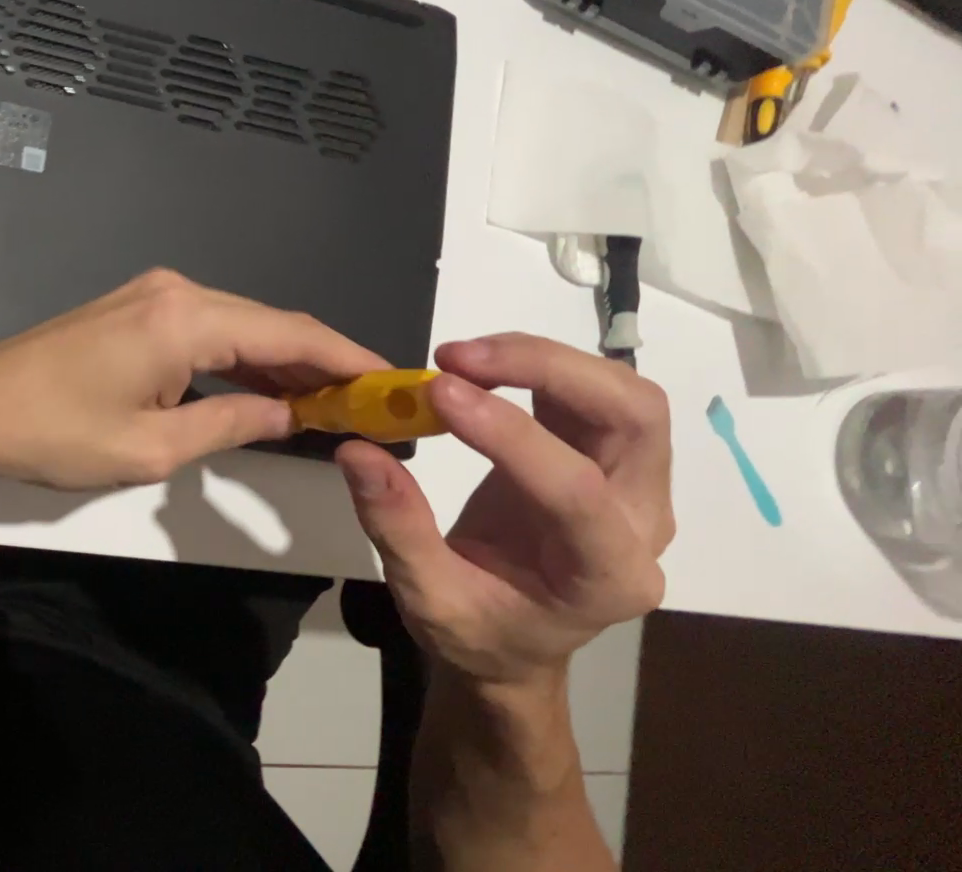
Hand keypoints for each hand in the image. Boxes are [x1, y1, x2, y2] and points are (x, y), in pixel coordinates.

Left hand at [0, 268, 385, 489]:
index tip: (394, 382)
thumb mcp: (152, 447)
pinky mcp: (130, 309)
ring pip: (237, 326)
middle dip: (321, 361)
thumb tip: (290, 415)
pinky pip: (203, 330)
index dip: (348, 358)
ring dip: (280, 361)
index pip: (290, 333)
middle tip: (370, 402)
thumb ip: (231, 425)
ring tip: (329, 403)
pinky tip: (262, 390)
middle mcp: (176, 291)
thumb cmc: (55, 433)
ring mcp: (149, 295)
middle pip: (268, 323)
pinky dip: (238, 359)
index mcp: (186, 319)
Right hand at [336, 334, 673, 686]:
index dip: (509, 433)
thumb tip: (357, 449)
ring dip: (543, 360)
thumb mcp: (425, 596)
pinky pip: (592, 396)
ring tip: (460, 356)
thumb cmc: (476, 632)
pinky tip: (481, 366)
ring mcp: (635, 488)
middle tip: (455, 358)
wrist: (514, 645)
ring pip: (623, 395)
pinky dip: (536, 368)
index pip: (575, 489)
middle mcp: (643, 524)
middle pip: (633, 419)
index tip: (436, 391)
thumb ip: (396, 524)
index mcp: (606, 575)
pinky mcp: (607, 461)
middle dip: (547, 371)